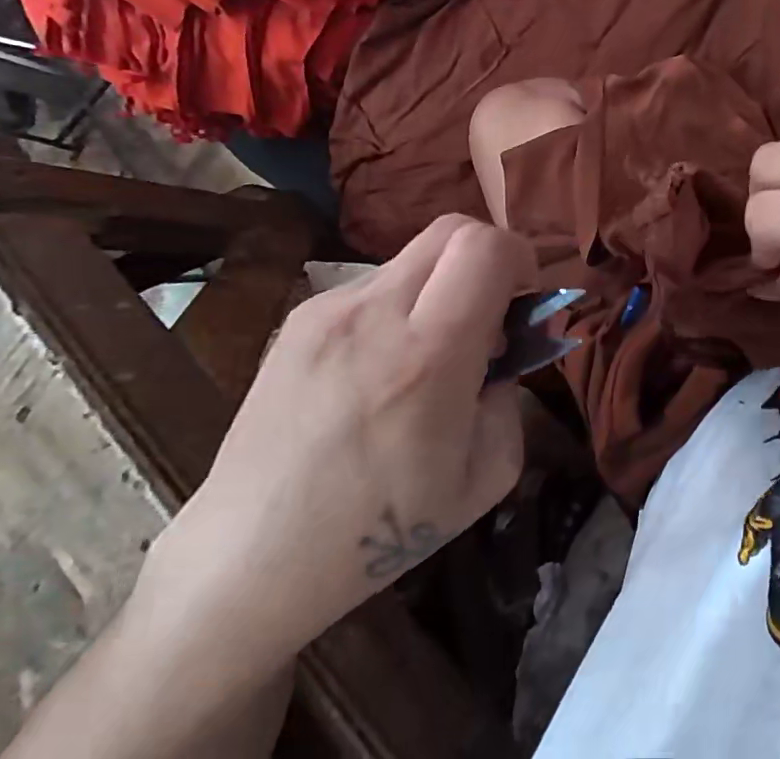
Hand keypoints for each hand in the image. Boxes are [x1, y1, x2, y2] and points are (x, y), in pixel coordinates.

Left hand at [136, 214, 537, 677]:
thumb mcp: (485, 476)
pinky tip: (377, 370)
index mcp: (430, 354)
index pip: (486, 247)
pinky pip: (370, 289)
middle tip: (487, 319)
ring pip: (410, 259)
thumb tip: (501, 354)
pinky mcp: (298, 318)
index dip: (520, 257)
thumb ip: (509, 398)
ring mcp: (327, 309)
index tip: (523, 300)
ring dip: (439, 288)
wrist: (256, 550)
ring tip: (426, 355)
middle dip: (486, 259)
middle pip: (450, 229)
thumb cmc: (381, 528)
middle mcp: (375, 312)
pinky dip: (397, 309)